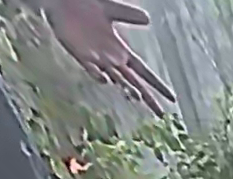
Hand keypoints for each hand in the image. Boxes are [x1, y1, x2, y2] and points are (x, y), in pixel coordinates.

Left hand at [41, 0, 175, 112]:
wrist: (59, 2)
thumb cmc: (83, 4)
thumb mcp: (109, 8)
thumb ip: (127, 14)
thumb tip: (148, 19)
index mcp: (120, 50)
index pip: (144, 72)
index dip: (158, 85)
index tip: (172, 99)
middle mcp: (111, 59)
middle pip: (134, 83)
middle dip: (148, 98)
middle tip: (161, 114)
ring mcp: (96, 59)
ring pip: (116, 79)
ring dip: (126, 88)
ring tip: (136, 96)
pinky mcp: (80, 54)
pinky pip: (91, 68)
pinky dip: (97, 73)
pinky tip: (105, 78)